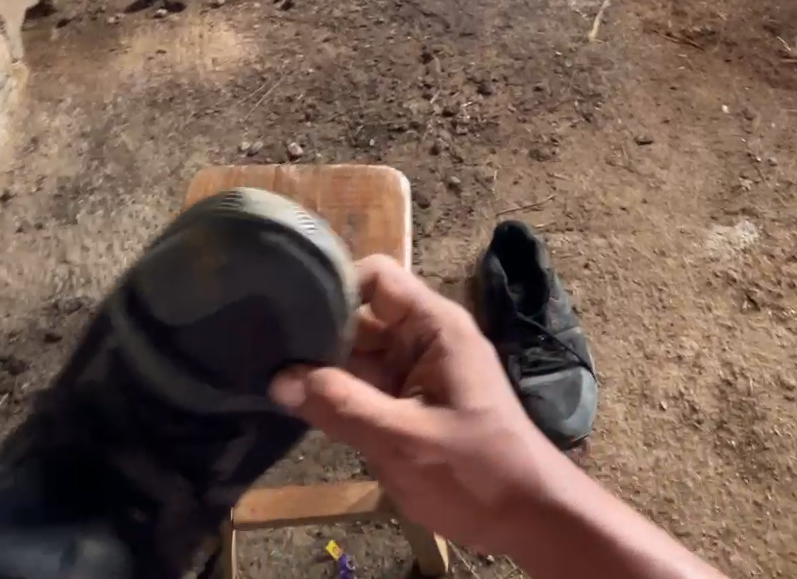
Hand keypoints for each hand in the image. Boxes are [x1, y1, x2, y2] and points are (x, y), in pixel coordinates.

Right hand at [269, 255, 575, 555]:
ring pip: (361, 351)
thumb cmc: (477, 473)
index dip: (336, 284)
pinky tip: (297, 401)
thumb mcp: (403, 440)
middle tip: (264, 344)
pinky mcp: (412, 400)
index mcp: (433, 325)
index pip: (377, 277)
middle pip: (362, 315)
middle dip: (319, 329)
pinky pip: (368, 382)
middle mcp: (424, 336)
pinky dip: (338, 390)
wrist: (532, 519)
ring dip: (323, 363)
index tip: (290, 308)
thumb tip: (279, 378)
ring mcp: (418, 369)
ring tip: (268, 370)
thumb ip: (341, 407)